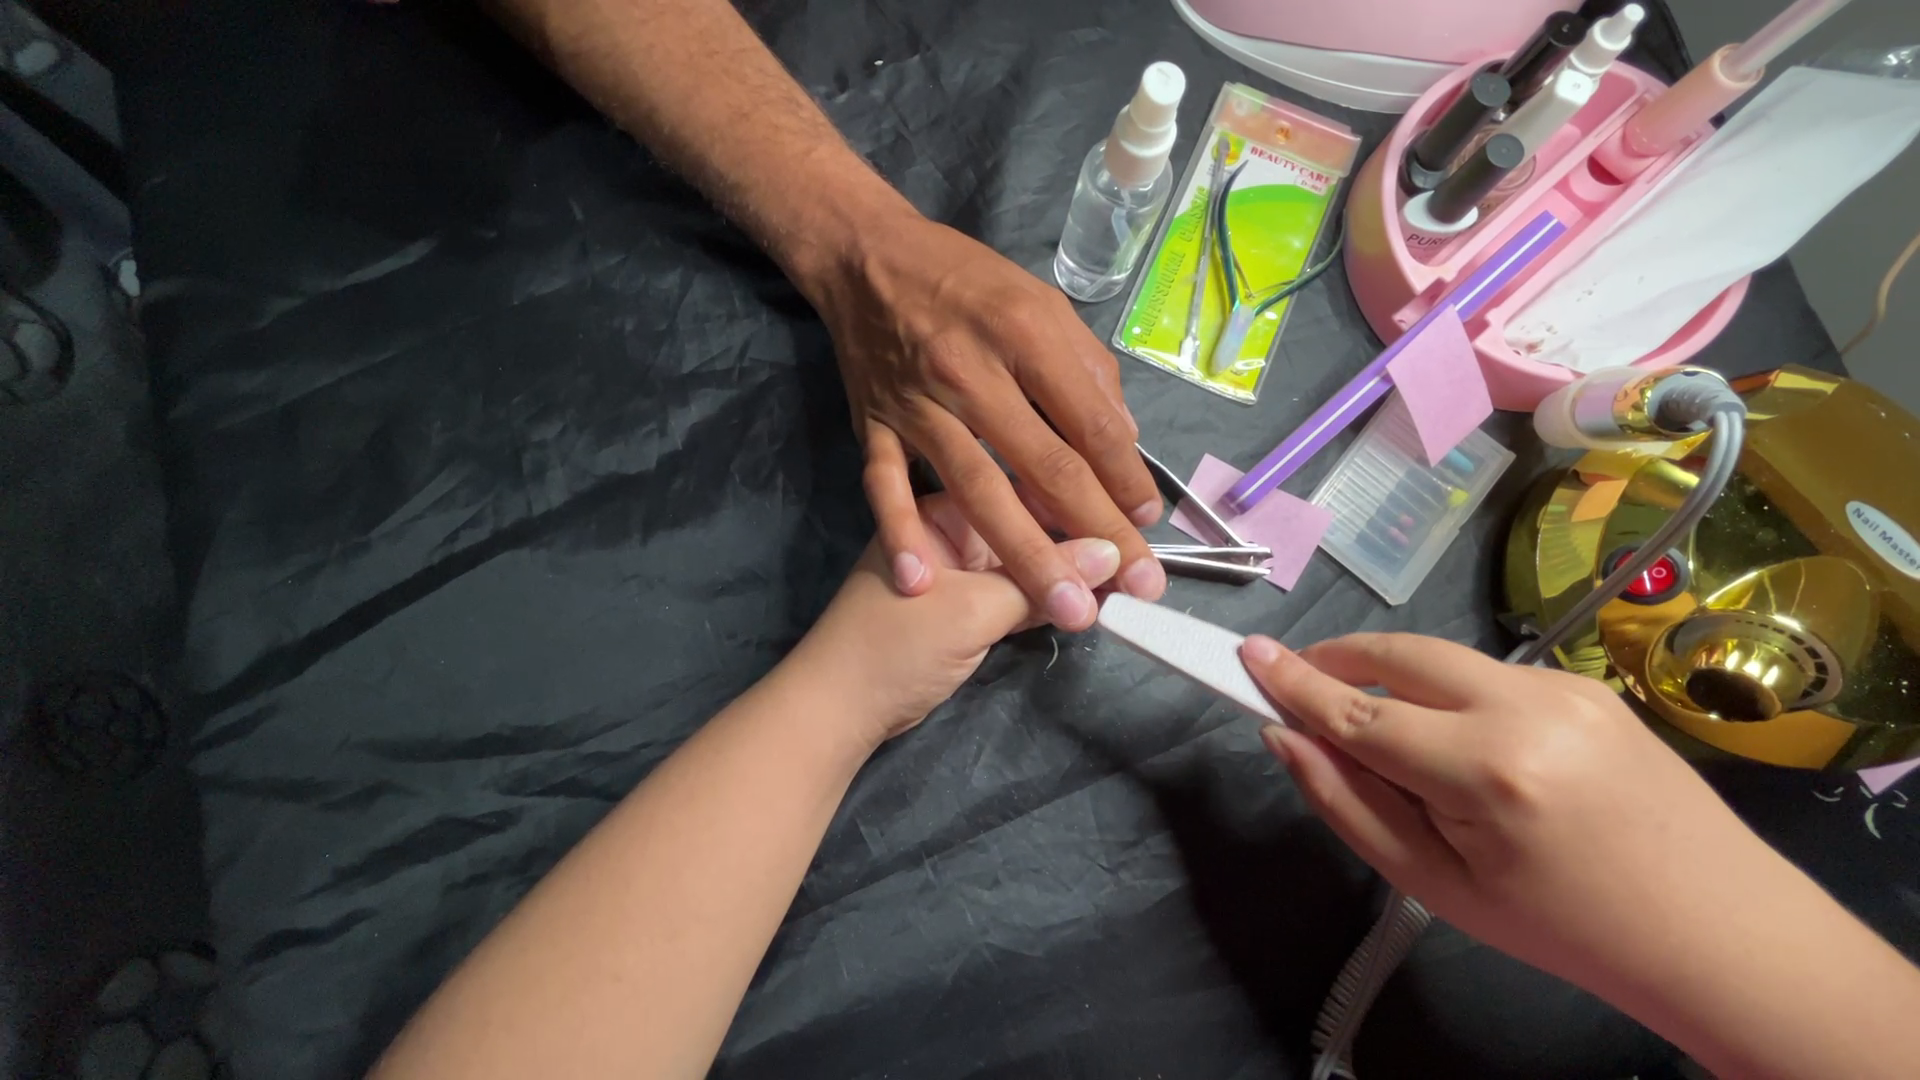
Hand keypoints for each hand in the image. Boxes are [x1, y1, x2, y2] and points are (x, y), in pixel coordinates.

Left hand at [791, 494, 1121, 748]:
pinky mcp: (966, 609)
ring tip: (1129, 586)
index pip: (1023, 493)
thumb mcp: (971, 610)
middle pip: (1031, 528)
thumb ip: (1040, 582)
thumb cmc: (893, 645)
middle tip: (1142, 564)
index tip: (1133, 525)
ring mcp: (961, 572)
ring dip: (1071, 578)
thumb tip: (1111, 556)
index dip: (1079, 508)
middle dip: (1083, 546)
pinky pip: (1018, 595)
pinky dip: (1050, 602)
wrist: (838, 709)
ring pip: (1029, 564)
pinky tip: (1092, 606)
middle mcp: (956, 531)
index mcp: (946, 510)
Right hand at [808, 207, 1164, 630]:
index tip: (1148, 522)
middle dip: (1096, 532)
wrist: (865, 257)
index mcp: (1024, 334)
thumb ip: (1086, 370)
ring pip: (977, 488)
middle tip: (1135, 590)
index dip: (1125, 477)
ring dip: (1025, 553)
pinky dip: (900, 532)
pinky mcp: (873, 425)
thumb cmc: (964, 278)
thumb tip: (1121, 442)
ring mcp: (918, 404)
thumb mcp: (1041, 300)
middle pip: (1044, 466)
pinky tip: (922, 584)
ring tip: (1066, 608)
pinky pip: (886, 485)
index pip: (1088, 422)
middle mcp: (972, 373)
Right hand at [1238, 633, 1791, 994]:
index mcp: (1485, 772)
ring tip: (1386, 728)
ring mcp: (1566, 688)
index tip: (1247, 652)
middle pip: (1398, 654)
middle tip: (1301, 680)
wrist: (1724, 936)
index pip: (1358, 712)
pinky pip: (1485, 674)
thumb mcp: (1432, 884)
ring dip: (1394, 679)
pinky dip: (1446, 692)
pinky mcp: (1587, 685)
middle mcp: (1526, 708)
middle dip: (1339, 658)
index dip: (1295, 681)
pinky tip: (1462, 742)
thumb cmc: (1558, 925)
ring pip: (1441, 660)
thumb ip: (1344, 802)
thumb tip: (1284, 735)